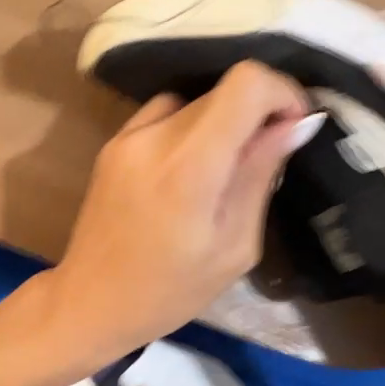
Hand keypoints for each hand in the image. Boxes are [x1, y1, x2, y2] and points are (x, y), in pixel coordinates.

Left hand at [37, 61, 321, 366]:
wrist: (90, 301)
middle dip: (255, 115)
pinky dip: (190, 129)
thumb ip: (259, 176)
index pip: (246, 84)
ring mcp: (128, 135)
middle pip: (223, 92)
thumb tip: (294, 124)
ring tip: (223, 174)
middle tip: (264, 161)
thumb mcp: (234, 247)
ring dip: (222, 124)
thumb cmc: (170, 291)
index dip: (281, 92)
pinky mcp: (113, 142)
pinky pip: (165, 114)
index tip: (294, 127)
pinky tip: (189, 170)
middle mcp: (154, 136)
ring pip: (195, 101)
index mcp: (189, 166)